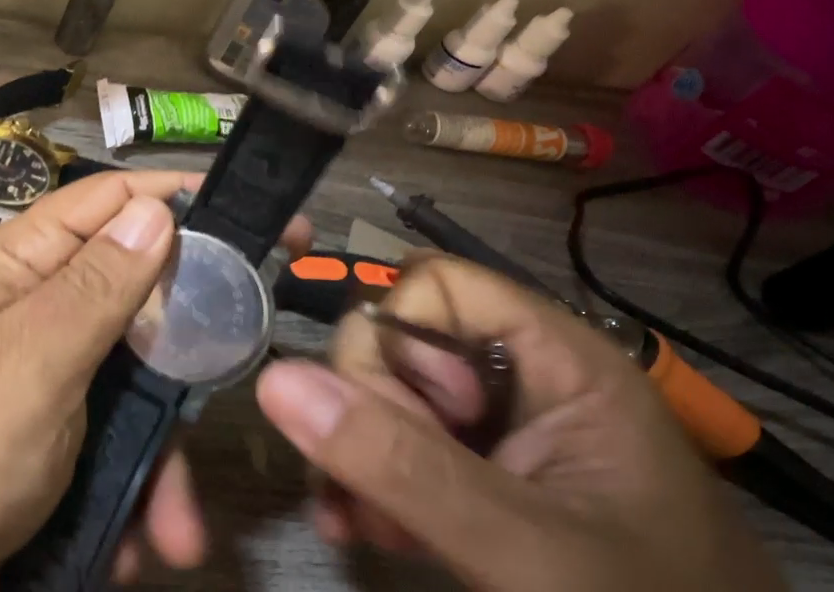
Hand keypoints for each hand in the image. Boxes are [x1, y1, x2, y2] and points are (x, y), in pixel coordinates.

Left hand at [0, 170, 307, 586]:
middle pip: (139, 289)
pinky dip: (138, 478)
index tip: (268, 221)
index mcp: (21, 262)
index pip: (110, 201)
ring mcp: (51, 360)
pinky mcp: (60, 414)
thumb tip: (155, 208)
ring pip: (141, 371)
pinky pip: (120, 425)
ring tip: (177, 529)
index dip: (184, 201)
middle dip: (193, 346)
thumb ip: (95, 288)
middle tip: (252, 370)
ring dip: (166, 449)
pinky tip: (137, 538)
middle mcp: (38, 299)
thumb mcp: (31, 363)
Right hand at [255, 255, 787, 591]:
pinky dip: (361, 480)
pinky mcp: (476, 477)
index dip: (401, 339)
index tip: (417, 420)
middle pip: (395, 340)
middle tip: (377, 492)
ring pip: (381, 395)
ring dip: (349, 454)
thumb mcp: (527, 549)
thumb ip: (403, 465)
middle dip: (366, 413)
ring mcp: (496, 431)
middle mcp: (521, 380)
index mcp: (561, 362)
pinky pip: (391, 445)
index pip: (435, 285)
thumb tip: (272, 380)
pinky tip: (359, 527)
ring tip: (359, 523)